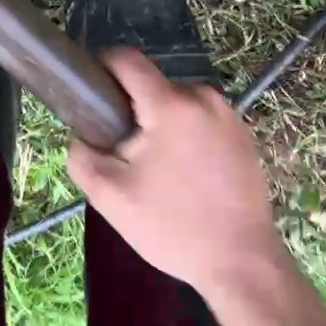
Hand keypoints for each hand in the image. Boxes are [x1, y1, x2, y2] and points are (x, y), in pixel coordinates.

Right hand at [67, 50, 283, 290]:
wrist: (243, 266)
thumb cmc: (173, 227)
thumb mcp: (110, 196)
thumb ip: (81, 155)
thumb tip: (82, 133)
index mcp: (171, 104)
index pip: (126, 60)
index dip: (101, 66)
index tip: (91, 96)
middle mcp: (203, 98)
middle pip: (151, 86)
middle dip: (132, 110)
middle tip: (127, 154)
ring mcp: (228, 115)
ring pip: (175, 103)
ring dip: (160, 124)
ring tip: (158, 170)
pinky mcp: (244, 135)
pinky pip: (199, 119)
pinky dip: (185, 136)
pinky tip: (186, 175)